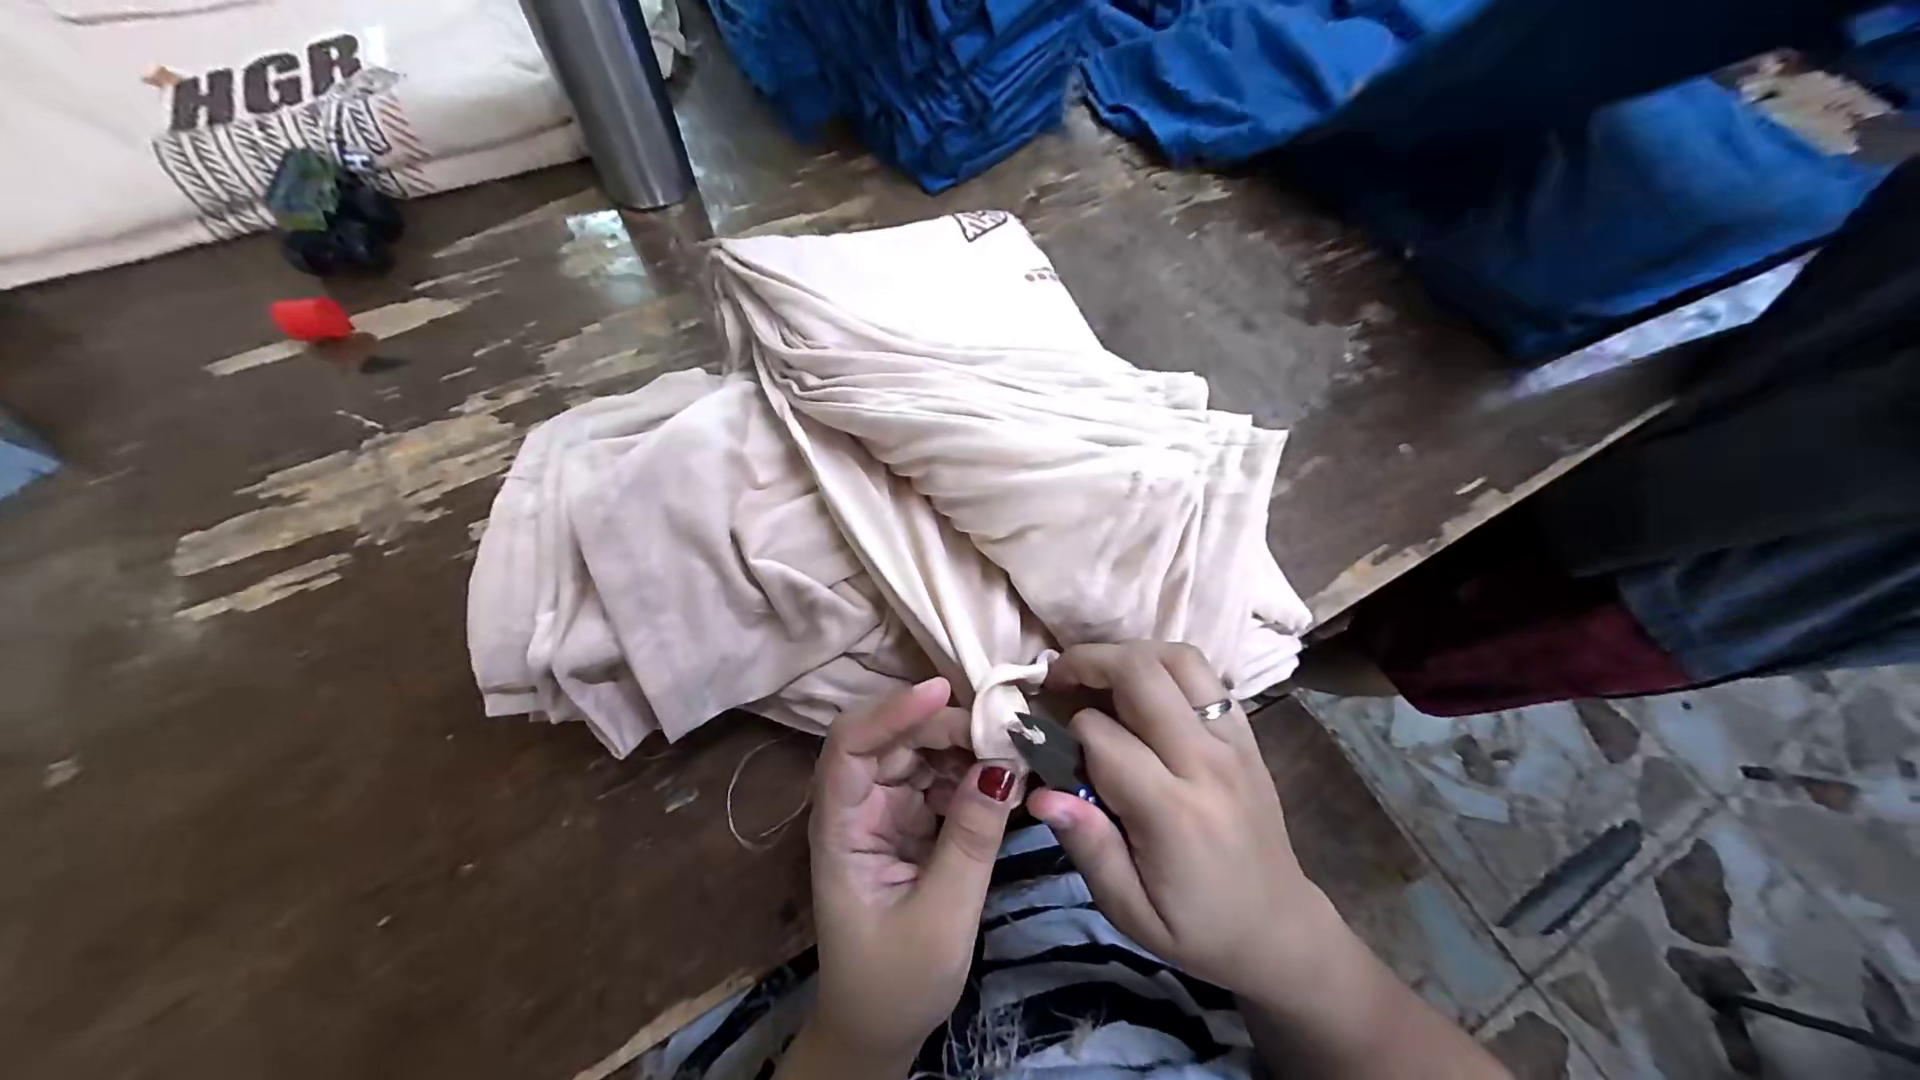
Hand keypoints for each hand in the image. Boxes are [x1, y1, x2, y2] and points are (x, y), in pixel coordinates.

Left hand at [803, 677, 1022, 1071]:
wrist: (879, 1028)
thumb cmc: (895, 983)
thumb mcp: (941, 919)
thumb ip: (970, 840)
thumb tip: (1003, 766)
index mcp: (838, 828)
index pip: (849, 748)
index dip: (891, 713)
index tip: (942, 693)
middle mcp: (855, 806)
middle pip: (890, 740)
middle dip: (942, 727)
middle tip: (1000, 731)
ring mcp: (882, 810)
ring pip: (917, 752)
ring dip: (960, 746)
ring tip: (1008, 753)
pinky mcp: (908, 820)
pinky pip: (937, 778)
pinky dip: (968, 772)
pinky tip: (999, 780)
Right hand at [1024, 642, 1341, 999]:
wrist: (1280, 929)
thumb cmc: (1197, 927)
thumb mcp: (1131, 911)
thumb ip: (1088, 847)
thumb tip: (1041, 794)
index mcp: (1174, 812)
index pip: (1102, 735)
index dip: (1065, 731)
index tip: (1051, 745)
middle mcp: (1207, 762)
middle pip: (1141, 673)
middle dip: (1088, 662)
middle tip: (1057, 677)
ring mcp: (1234, 740)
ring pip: (1178, 658)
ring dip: (1129, 653)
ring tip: (1098, 676)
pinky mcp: (1246, 733)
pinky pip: (1204, 674)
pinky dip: (1163, 665)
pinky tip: (1141, 688)